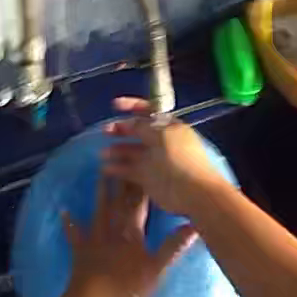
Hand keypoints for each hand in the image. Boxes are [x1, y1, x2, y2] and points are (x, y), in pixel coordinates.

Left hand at [63, 173, 197, 296]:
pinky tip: (63, 210)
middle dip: (123, 181)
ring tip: (99, 171)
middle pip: (120, 201)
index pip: (140, 203)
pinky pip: (74, 232)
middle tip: (122, 159)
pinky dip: (69, 222)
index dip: (143, 185)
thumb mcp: (157, 269)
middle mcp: (113, 228)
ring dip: (100, 191)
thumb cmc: (128, 287)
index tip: (144, 165)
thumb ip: (174, 246)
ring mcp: (95, 237)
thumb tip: (194, 226)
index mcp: (133, 231)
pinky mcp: (80, 249)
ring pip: (99, 209)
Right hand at [99, 97, 225, 215]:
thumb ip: (142, 126)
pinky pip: (129, 170)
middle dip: (121, 129)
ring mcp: (153, 160)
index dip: (132, 106)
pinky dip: (117, 168)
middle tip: (105, 131)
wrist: (193, 192)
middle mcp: (160, 141)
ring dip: (117, 150)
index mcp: (168, 126)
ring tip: (103, 153)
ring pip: (131, 151)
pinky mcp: (147, 178)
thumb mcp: (161, 135)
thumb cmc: (180, 158)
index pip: (148, 111)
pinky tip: (105, 167)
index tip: (114, 105)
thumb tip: (129, 123)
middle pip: (137, 131)